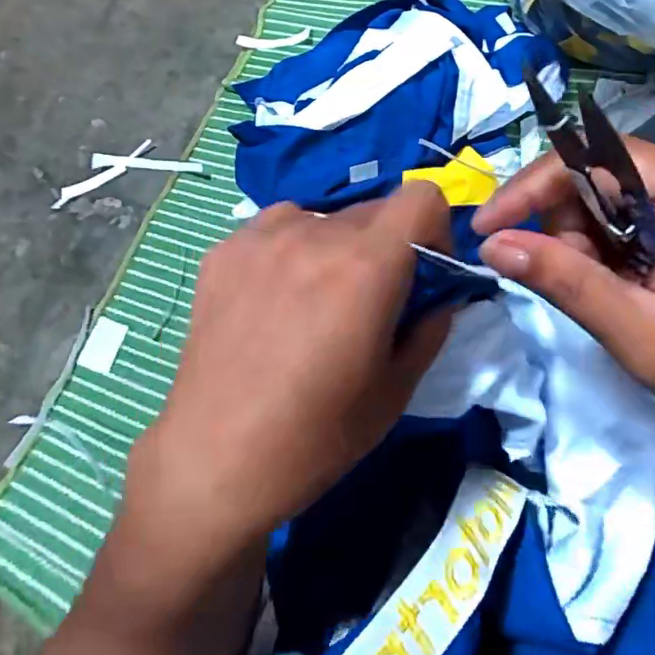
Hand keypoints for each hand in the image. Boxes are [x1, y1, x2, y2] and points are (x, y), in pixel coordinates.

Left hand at [130, 183, 454, 570]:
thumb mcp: (397, 388)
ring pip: (322, 218)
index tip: (421, 273)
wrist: (215, 459)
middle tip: (366, 300)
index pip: (421, 195)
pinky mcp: (222, 251)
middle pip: (372, 210)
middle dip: (385, 246)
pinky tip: (269, 302)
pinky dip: (288, 251)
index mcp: (365, 265)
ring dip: (334, 246)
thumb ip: (431, 325)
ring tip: (312, 300)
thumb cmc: (317, 435)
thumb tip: (439, 294)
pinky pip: (274, 231)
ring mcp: (260, 237)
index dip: (433, 229)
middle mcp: (314, 233)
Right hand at [473, 140, 654, 447]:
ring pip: (602, 201)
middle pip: (597, 177)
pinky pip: (621, 223)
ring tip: (607, 300)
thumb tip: (491, 245)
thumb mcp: (645, 335)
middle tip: (564, 285)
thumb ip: (566, 283)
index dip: (535, 186)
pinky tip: (618, 293)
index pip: (599, 157)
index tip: (487, 227)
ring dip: (580, 248)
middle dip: (564, 229)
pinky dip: (601, 257)